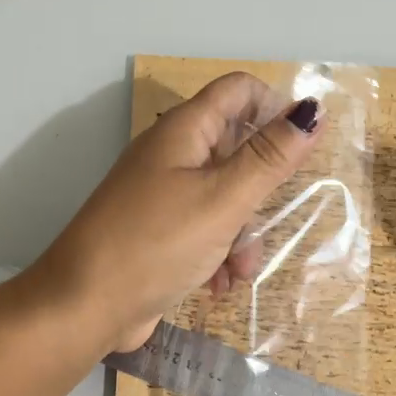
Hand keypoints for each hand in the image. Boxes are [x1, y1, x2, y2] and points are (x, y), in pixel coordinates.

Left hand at [31, 72, 320, 353]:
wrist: (84, 304)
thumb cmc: (156, 243)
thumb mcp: (223, 199)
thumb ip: (270, 157)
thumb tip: (312, 110)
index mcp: (184, 130)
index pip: (238, 91)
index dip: (274, 108)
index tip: (299, 151)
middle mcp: (172, 153)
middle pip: (236, 148)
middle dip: (260, 189)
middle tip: (269, 220)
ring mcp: (162, 193)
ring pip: (225, 196)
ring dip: (242, 233)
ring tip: (240, 270)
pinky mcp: (158, 231)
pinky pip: (204, 229)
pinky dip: (218, 253)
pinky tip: (218, 285)